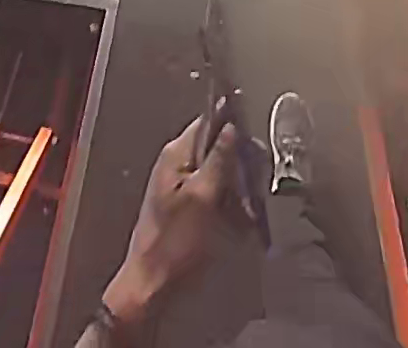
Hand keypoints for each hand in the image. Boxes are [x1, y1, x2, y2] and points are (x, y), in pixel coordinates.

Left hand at [102, 112, 238, 324]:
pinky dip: (229, 205)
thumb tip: (231, 126)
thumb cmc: (176, 242)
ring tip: (248, 210)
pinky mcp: (188, 207)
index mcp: (176, 153)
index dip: (232, 129)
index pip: (207, 122)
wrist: (152, 286)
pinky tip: (239, 223)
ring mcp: (182, 185)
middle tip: (255, 186)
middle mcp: (177, 163)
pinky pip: (215, 195)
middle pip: (216, 148)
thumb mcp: (203, 197)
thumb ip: (219, 160)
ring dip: (237, 189)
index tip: (254, 148)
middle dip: (239, 165)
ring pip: (219, 173)